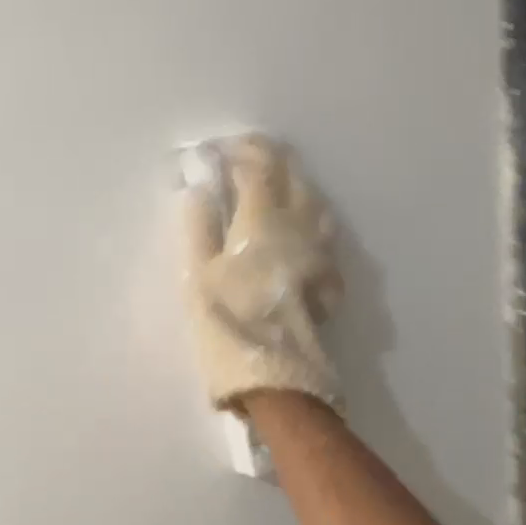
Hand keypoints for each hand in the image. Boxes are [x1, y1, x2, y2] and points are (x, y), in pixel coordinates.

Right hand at [178, 134, 343, 414]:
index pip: (258, 167)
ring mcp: (318, 250)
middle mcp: (297, 226)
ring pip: (312, 200)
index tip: (222, 148)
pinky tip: (295, 227)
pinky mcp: (327, 275)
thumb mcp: (198, 274)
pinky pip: (321, 230)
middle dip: (270, 158)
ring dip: (292, 182)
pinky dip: (305, 215)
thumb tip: (201, 187)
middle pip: (292, 176)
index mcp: (261, 220)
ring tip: (271, 183)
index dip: (241, 151)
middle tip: (246, 156)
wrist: (277, 377)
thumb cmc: (228, 323)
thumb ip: (200, 225)